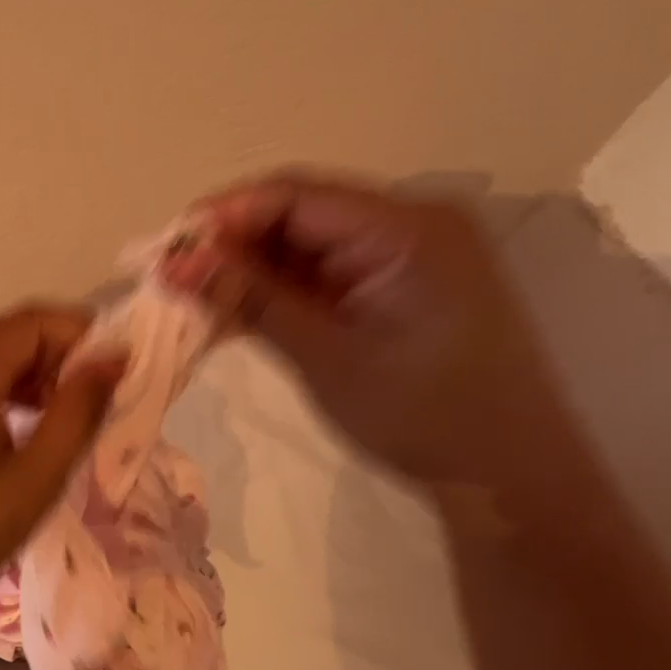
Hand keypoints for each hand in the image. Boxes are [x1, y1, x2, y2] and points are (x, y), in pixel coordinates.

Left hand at [0, 305, 125, 637]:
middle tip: (89, 400)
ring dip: (20, 375)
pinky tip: (12, 428)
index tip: (116, 368)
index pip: (28, 322)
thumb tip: (112, 357)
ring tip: (55, 419)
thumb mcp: (38, 475)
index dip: (79, 334)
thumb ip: (80, 408)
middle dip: (51, 356)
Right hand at [163, 170, 568, 484]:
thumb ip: (248, 298)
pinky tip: (232, 314)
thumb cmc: (421, 413)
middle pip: (296, 213)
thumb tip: (172, 263)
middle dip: (227, 244)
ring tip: (190, 302)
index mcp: (406, 228)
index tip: (162, 252)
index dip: (220, 217)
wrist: (508, 475)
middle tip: (167, 280)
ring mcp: (404, 256)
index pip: (293, 194)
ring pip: (302, 244)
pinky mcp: (395, 286)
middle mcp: (408, 224)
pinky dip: (275, 291)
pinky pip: (320, 272)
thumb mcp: (323, 354)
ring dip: (246, 271)